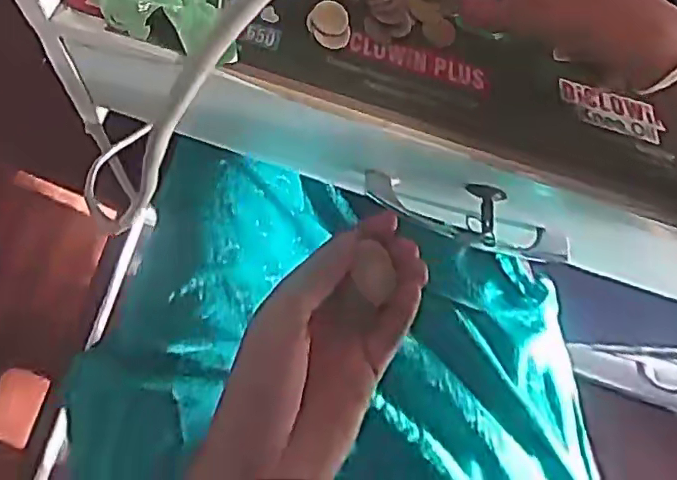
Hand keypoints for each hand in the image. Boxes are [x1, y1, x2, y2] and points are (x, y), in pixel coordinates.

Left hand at [190, 213, 427, 479]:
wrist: (264, 457)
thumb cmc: (261, 382)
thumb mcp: (283, 315)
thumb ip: (319, 278)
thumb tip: (354, 244)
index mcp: (298, 296)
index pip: (336, 256)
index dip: (360, 235)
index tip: (385, 220)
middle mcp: (324, 315)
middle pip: (361, 274)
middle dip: (383, 253)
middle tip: (404, 239)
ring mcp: (346, 343)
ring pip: (380, 299)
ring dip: (398, 277)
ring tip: (416, 259)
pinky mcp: (366, 372)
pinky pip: (390, 331)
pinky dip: (404, 308)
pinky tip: (414, 290)